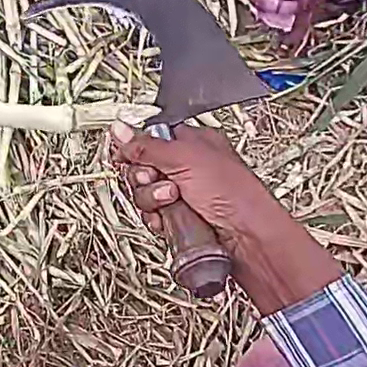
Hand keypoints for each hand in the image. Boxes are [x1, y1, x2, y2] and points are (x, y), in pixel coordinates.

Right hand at [110, 122, 341, 312]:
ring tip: (173, 200)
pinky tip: (168, 219)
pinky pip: (151, 216)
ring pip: (143, 194)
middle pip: (141, 168)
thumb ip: (147, 146)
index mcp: (193, 143)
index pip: (150, 139)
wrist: (246, 237)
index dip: (136, 149)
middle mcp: (187, 168)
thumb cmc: (233, 193)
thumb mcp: (185, 159)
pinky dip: (156, 219)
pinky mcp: (178, 218)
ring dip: (152, 199)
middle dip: (145, 178)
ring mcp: (182, 195)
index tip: (129, 156)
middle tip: (160, 180)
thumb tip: (119, 129)